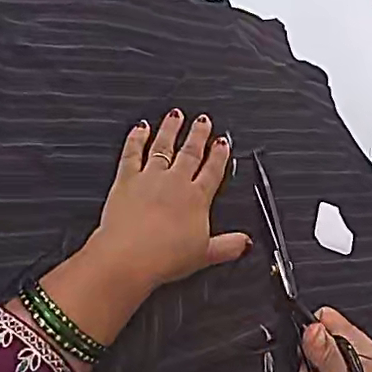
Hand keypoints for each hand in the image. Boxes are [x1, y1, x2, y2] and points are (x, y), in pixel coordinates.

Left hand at [82, 109, 249, 293]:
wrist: (130, 256)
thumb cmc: (164, 256)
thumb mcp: (205, 255)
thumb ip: (228, 246)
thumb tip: (245, 243)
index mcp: (197, 198)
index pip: (212, 170)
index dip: (219, 155)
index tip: (223, 143)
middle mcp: (175, 182)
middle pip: (190, 152)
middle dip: (199, 135)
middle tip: (204, 121)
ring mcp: (150, 178)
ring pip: (163, 146)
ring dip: (171, 129)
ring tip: (176, 115)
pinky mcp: (126, 180)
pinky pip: (132, 153)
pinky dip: (137, 139)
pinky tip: (140, 128)